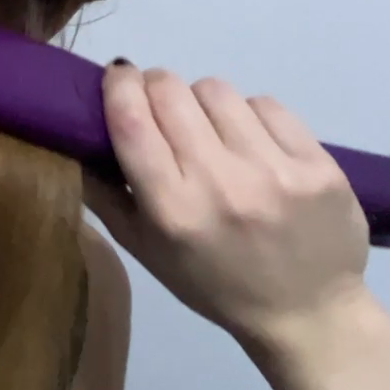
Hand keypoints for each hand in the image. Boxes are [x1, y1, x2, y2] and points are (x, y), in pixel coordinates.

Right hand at [84, 64, 372, 347]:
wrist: (310, 316)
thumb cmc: (208, 280)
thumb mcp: (139, 245)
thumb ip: (100, 190)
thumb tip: (69, 135)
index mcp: (171, 208)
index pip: (131, 121)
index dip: (119, 85)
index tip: (117, 73)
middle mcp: (221, 184)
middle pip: (171, 93)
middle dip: (155, 85)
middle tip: (157, 100)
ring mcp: (275, 173)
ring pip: (217, 90)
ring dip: (201, 99)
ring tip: (207, 125)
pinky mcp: (320, 168)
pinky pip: (266, 105)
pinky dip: (248, 112)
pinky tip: (248, 139)